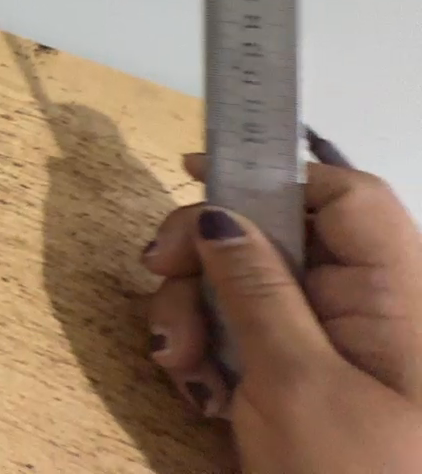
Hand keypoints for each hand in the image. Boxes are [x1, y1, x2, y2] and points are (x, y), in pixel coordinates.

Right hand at [143, 154, 421, 472]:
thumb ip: (256, 289)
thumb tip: (219, 212)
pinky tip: (197, 382)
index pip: (349, 199)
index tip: (193, 174)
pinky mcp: (308, 368)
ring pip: (242, 280)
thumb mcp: (296, 383)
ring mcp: (340, 343)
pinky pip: (242, 325)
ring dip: (191, 308)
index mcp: (402, 305)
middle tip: (157, 272)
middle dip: (202, 250)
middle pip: (273, 233)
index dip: (275, 171)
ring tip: (179, 363)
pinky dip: (205, 342)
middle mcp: (374, 312)